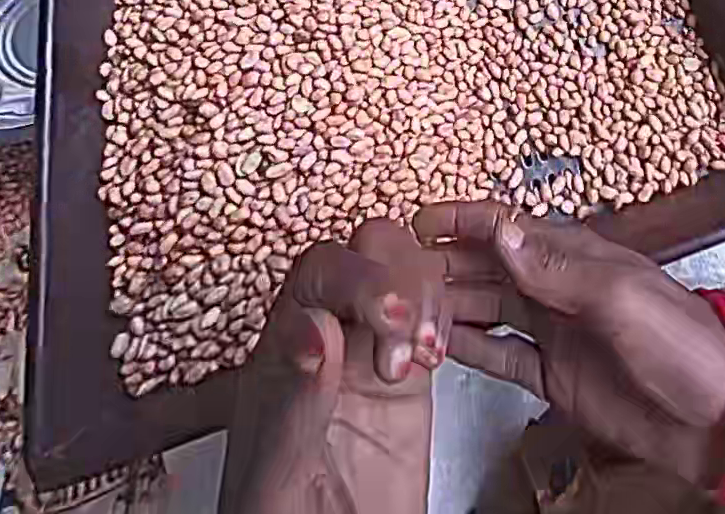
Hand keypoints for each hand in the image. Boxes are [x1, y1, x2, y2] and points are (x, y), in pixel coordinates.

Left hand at [221, 220, 448, 513]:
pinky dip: (447, 316)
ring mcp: (376, 342)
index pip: (321, 270)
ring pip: (410, 267)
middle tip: (409, 335)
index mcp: (287, 345)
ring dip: (427, 297)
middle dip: (401, 278)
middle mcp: (333, 330)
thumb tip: (316, 329)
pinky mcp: (414, 362)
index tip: (387, 313)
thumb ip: (296, 403)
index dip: (359, 277)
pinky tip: (436, 352)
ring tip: (422, 353)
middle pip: (370, 249)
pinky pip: (436, 308)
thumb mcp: (277, 474)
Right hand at [413, 203, 724, 489]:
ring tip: (405, 309)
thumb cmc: (675, 339)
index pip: (505, 226)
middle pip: (487, 266)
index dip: (462, 219)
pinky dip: (470, 348)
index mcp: (571, 256)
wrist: (717, 412)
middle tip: (396, 272)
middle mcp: (555, 286)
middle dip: (443, 263)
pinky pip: (500, 355)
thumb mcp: (619, 295)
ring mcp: (551, 329)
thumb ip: (557, 267)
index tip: (417, 222)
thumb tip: (501, 231)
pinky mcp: (551, 373)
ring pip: (486, 308)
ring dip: (449, 305)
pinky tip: (439, 347)